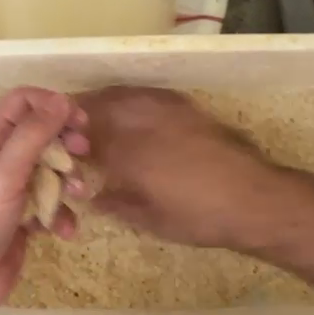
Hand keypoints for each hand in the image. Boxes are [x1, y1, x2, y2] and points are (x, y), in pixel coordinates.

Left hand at [0, 87, 87, 314]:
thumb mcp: (5, 174)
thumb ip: (31, 135)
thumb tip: (61, 100)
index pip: (22, 102)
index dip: (51, 105)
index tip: (78, 121)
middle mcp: (1, 159)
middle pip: (43, 134)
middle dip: (66, 142)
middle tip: (83, 152)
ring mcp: (14, 189)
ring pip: (52, 170)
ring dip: (69, 181)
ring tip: (78, 194)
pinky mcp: (25, 217)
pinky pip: (52, 205)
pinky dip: (62, 215)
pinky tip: (64, 231)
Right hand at [76, 86, 296, 251]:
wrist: (255, 199)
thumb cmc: (199, 217)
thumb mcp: (149, 220)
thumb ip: (115, 203)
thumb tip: (93, 196)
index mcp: (127, 154)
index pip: (84, 140)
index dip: (67, 143)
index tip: (58, 149)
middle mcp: (141, 123)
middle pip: (98, 107)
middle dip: (78, 116)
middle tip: (69, 130)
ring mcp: (166, 110)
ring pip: (122, 95)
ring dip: (102, 103)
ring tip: (93, 117)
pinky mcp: (187, 107)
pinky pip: (147, 95)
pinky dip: (129, 99)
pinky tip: (130, 112)